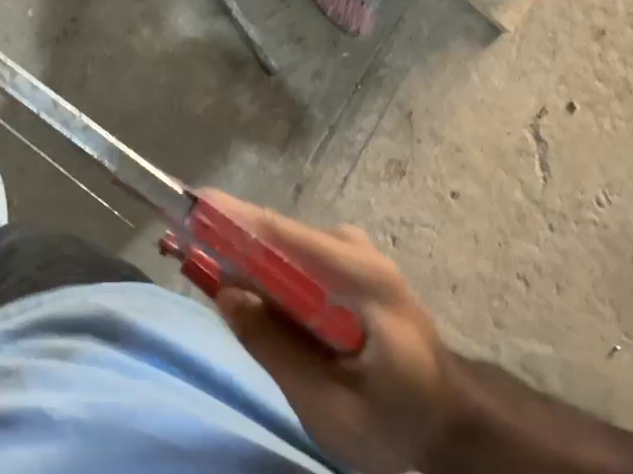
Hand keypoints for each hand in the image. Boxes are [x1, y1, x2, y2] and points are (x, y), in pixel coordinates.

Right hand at [200, 190, 460, 473]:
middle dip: (225, 243)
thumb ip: (276, 350)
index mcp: (358, 278)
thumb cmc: (396, 420)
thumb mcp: (331, 408)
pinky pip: (290, 253)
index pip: (276, 232)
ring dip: (242, 258)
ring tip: (213, 280)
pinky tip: (253, 295)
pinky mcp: (349, 262)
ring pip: (277, 242)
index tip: (181, 208)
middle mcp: (354, 249)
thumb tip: (225, 293)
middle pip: (272, 232)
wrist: (452, 424)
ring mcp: (353, 252)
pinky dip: (262, 267)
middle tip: (184, 255)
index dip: (225, 219)